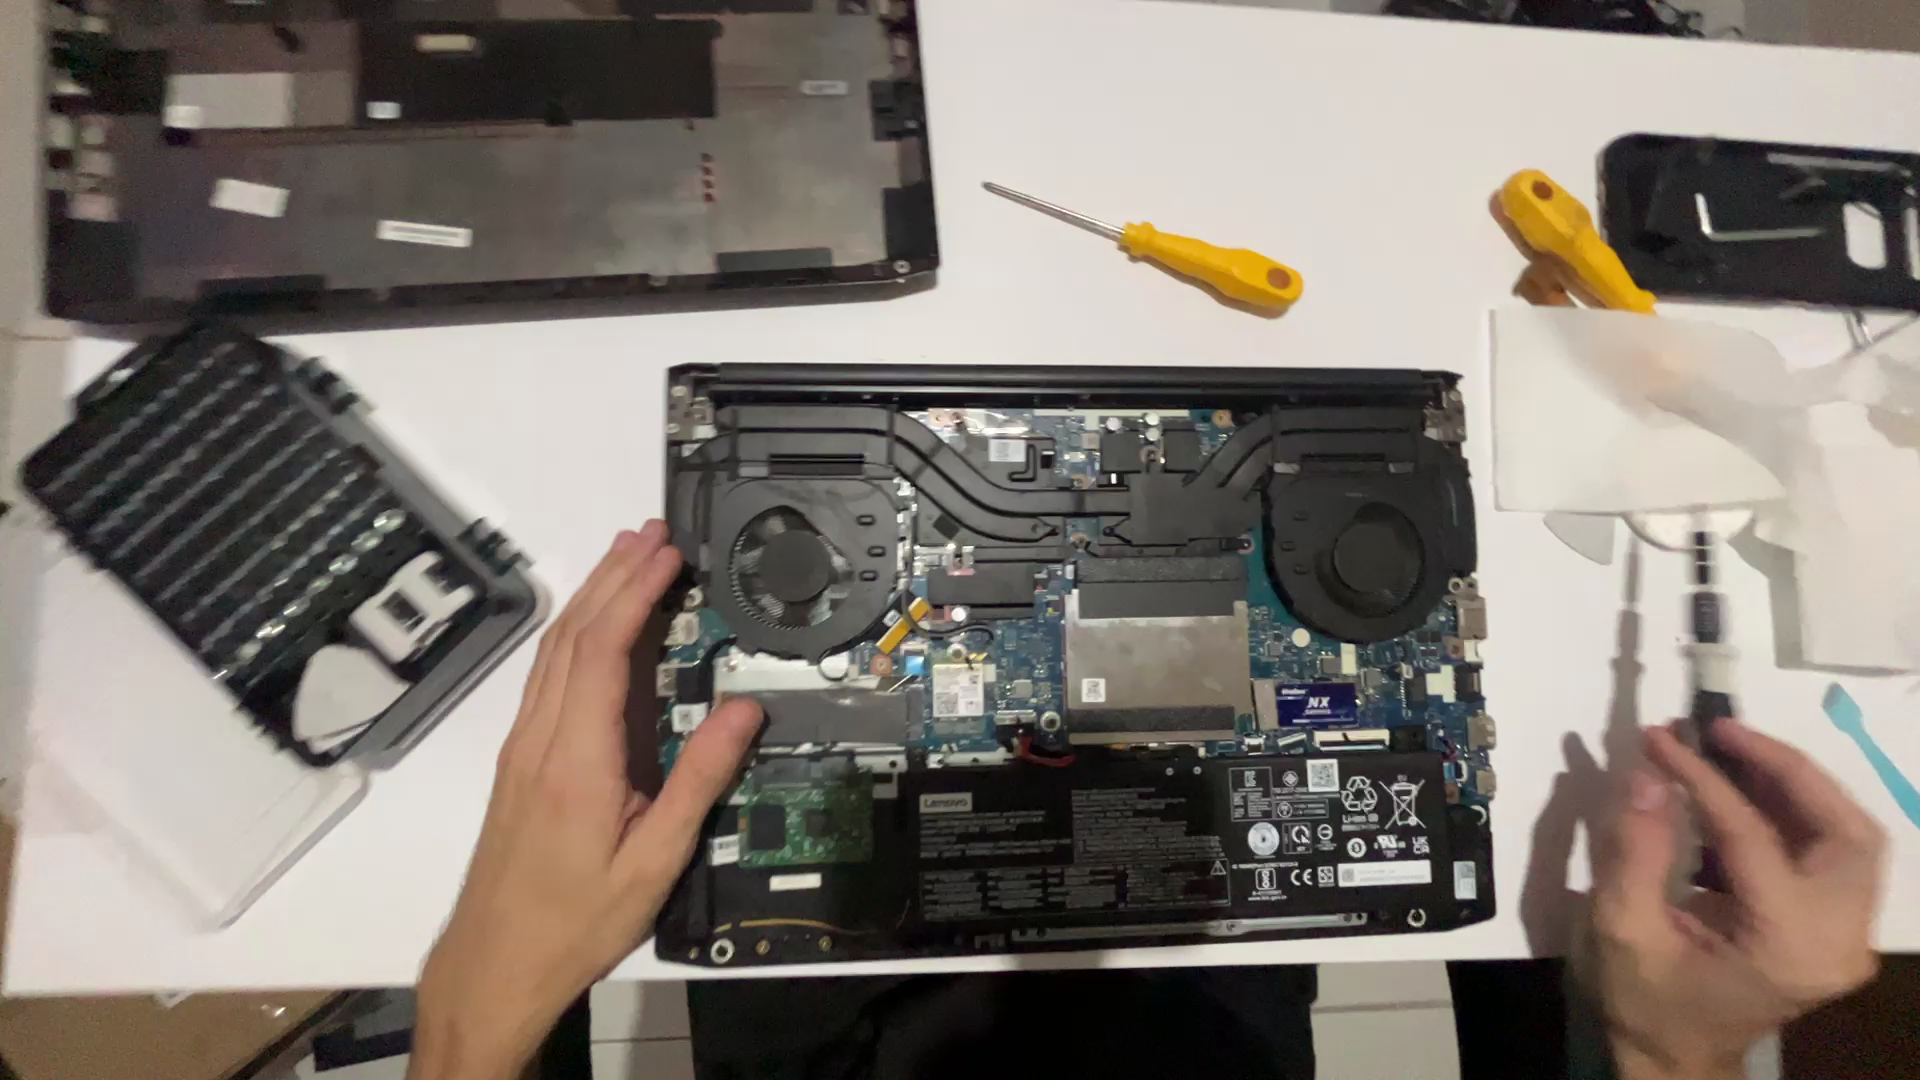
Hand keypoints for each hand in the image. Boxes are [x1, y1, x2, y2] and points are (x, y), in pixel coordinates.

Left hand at [411, 522, 761, 1079]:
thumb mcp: (654, 862)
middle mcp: (541, 737)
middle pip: (573, 635)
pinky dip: (579, 628)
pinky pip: (549, 672)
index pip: (601, 651)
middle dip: (614, 574)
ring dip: (593, 593)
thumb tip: (745, 707)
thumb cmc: (577, 919)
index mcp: (576, 759)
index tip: (668, 553)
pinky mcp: (522, 756)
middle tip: (654, 531)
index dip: (634, 593)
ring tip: (630, 553)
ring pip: (555, 649)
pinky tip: (598, 618)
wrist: (489, 970)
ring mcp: (524, 744)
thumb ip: (700, 780)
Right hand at [1583, 718, 1885, 1079]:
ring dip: (1795, 783)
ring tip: (1727, 743)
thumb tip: (1644, 775)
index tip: (1657, 738)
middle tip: (1720, 728)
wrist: (1673, 1052)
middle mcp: (1839, 939)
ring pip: (1850, 838)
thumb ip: (1635, 849)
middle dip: (1788, 770)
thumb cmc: (1640, 994)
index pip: (1755, 838)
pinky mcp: (1825, 925)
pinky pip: (1824, 852)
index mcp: (1788, 945)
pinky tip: (1734, 785)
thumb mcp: (1619, 923)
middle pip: (1849, 834)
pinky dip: (1786, 807)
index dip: (1704, 780)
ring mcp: (1842, 935)